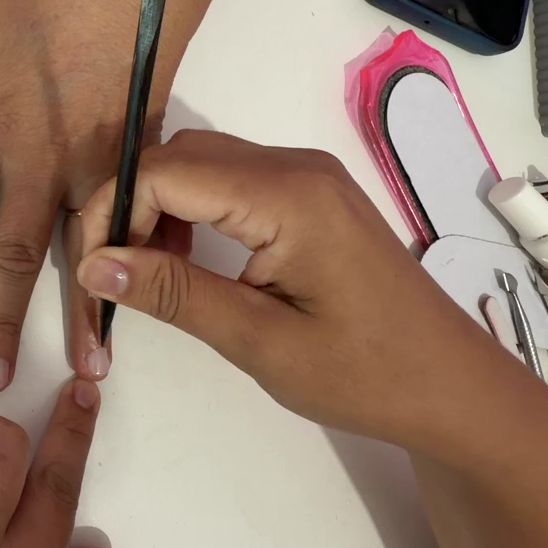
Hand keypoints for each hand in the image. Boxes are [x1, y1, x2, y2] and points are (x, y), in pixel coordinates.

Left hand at [0, 0, 214, 389]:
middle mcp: (45, 162)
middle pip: (16, 254)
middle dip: (0, 318)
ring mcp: (101, 163)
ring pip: (90, 252)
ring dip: (89, 312)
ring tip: (92, 373)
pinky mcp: (146, 155)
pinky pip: (147, 220)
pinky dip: (150, 262)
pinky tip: (159, 306)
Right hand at [74, 131, 521, 447]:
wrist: (456, 391)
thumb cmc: (365, 375)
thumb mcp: (258, 340)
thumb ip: (172, 292)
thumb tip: (91, 264)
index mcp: (286, 196)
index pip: (163, 171)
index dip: (111, 213)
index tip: (94, 273)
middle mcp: (293, 167)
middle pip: (176, 157)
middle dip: (127, 208)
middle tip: (111, 273)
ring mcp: (304, 176)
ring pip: (196, 164)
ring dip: (155, 209)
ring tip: (144, 271)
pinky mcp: (307, 195)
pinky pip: (224, 182)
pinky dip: (187, 212)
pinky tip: (184, 259)